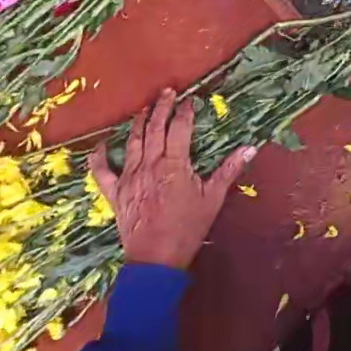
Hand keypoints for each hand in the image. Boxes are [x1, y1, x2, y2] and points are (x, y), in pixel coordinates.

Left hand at [89, 89, 255, 270]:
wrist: (156, 259)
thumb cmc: (188, 227)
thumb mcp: (213, 197)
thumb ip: (230, 170)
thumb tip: (251, 147)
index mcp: (174, 165)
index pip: (179, 129)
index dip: (185, 112)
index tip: (190, 100)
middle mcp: (149, 166)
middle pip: (154, 129)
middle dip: (161, 108)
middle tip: (167, 92)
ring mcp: (129, 178)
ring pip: (132, 143)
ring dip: (138, 123)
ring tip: (144, 109)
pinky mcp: (116, 193)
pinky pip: (102, 172)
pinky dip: (100, 157)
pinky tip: (102, 144)